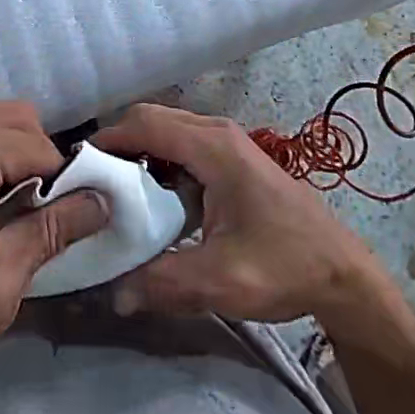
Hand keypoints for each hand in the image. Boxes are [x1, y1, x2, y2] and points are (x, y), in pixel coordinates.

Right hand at [91, 104, 390, 327]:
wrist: (339, 269)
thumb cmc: (284, 264)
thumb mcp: (222, 280)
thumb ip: (164, 282)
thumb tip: (114, 292)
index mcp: (213, 146)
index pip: (144, 123)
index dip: (106, 140)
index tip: (75, 171)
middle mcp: (217, 133)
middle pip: (152, 120)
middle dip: (117, 147)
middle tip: (89, 188)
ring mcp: (226, 144)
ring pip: (166, 133)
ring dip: (137, 157)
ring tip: (111, 198)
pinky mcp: (230, 160)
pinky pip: (181, 149)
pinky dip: (158, 166)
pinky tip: (149, 205)